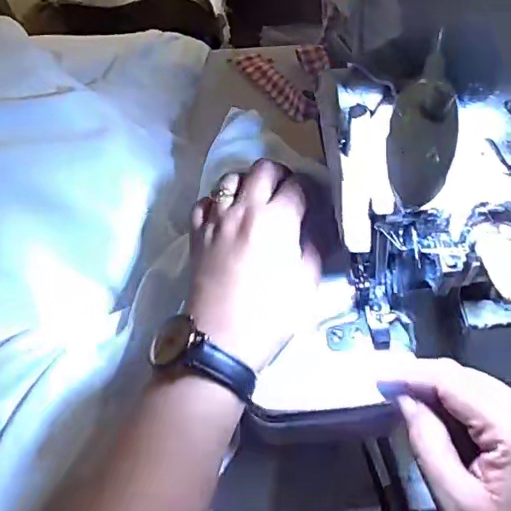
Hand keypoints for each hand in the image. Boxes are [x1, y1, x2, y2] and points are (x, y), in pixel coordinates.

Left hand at [187, 158, 321, 371]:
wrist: (219, 341)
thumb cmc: (270, 314)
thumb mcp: (307, 282)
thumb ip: (314, 247)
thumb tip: (314, 229)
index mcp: (277, 220)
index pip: (297, 185)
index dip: (309, 190)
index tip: (313, 202)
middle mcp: (245, 210)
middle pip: (263, 169)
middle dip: (280, 175)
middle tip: (287, 193)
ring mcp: (216, 220)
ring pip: (230, 178)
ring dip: (248, 183)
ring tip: (256, 201)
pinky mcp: (197, 234)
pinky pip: (204, 201)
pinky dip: (217, 202)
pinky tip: (227, 216)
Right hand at [382, 357, 510, 510]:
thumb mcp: (460, 505)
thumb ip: (429, 445)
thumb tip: (407, 402)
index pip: (452, 380)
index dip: (411, 374)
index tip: (378, 376)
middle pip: (468, 378)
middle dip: (425, 380)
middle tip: (386, 388)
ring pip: (481, 390)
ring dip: (444, 394)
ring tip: (406, 405)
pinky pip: (495, 408)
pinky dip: (465, 411)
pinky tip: (444, 425)